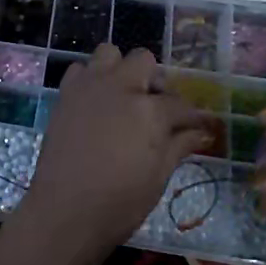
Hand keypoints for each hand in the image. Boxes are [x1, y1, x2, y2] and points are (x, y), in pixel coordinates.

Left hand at [16, 44, 209, 255]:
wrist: (65, 211)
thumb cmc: (120, 201)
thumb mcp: (158, 175)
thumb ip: (179, 145)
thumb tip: (202, 132)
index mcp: (149, 109)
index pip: (180, 104)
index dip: (192, 117)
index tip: (197, 126)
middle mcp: (119, 87)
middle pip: (143, 60)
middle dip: (153, 79)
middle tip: (154, 107)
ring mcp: (87, 87)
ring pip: (107, 53)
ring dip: (119, 69)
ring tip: (122, 99)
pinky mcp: (64, 96)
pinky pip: (79, 71)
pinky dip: (90, 80)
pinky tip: (95, 106)